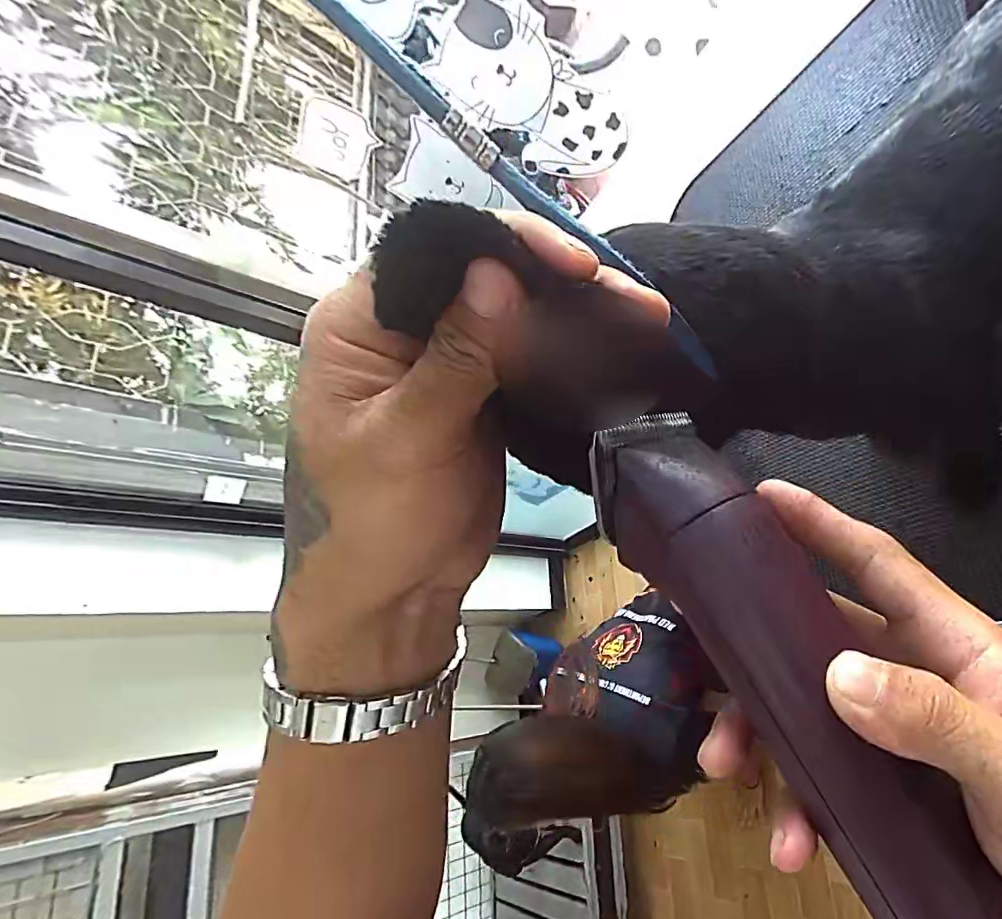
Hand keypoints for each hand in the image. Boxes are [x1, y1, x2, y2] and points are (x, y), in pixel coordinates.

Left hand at [272, 213, 668, 694]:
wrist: (397, 588)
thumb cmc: (373, 519)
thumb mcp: (407, 437)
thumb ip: (453, 358)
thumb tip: (496, 274)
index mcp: (362, 323)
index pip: (436, 253)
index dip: (508, 246)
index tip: (574, 265)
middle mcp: (406, 331)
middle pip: (486, 280)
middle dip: (558, 281)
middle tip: (627, 293)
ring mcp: (450, 364)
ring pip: (516, 319)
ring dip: (574, 315)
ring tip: (638, 314)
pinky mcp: (486, 398)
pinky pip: (529, 360)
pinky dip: (568, 354)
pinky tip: (610, 348)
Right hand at [700, 480, 1001, 918]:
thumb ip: (940, 722)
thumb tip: (839, 676)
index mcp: (956, 648)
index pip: (882, 567)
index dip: (824, 527)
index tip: (766, 498)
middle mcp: (915, 676)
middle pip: (817, 642)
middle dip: (758, 660)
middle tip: (709, 689)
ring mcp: (896, 731)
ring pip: (806, 713)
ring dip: (764, 741)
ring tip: (733, 778)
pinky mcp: (885, 782)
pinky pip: (822, 776)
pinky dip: (797, 805)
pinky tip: (792, 846)